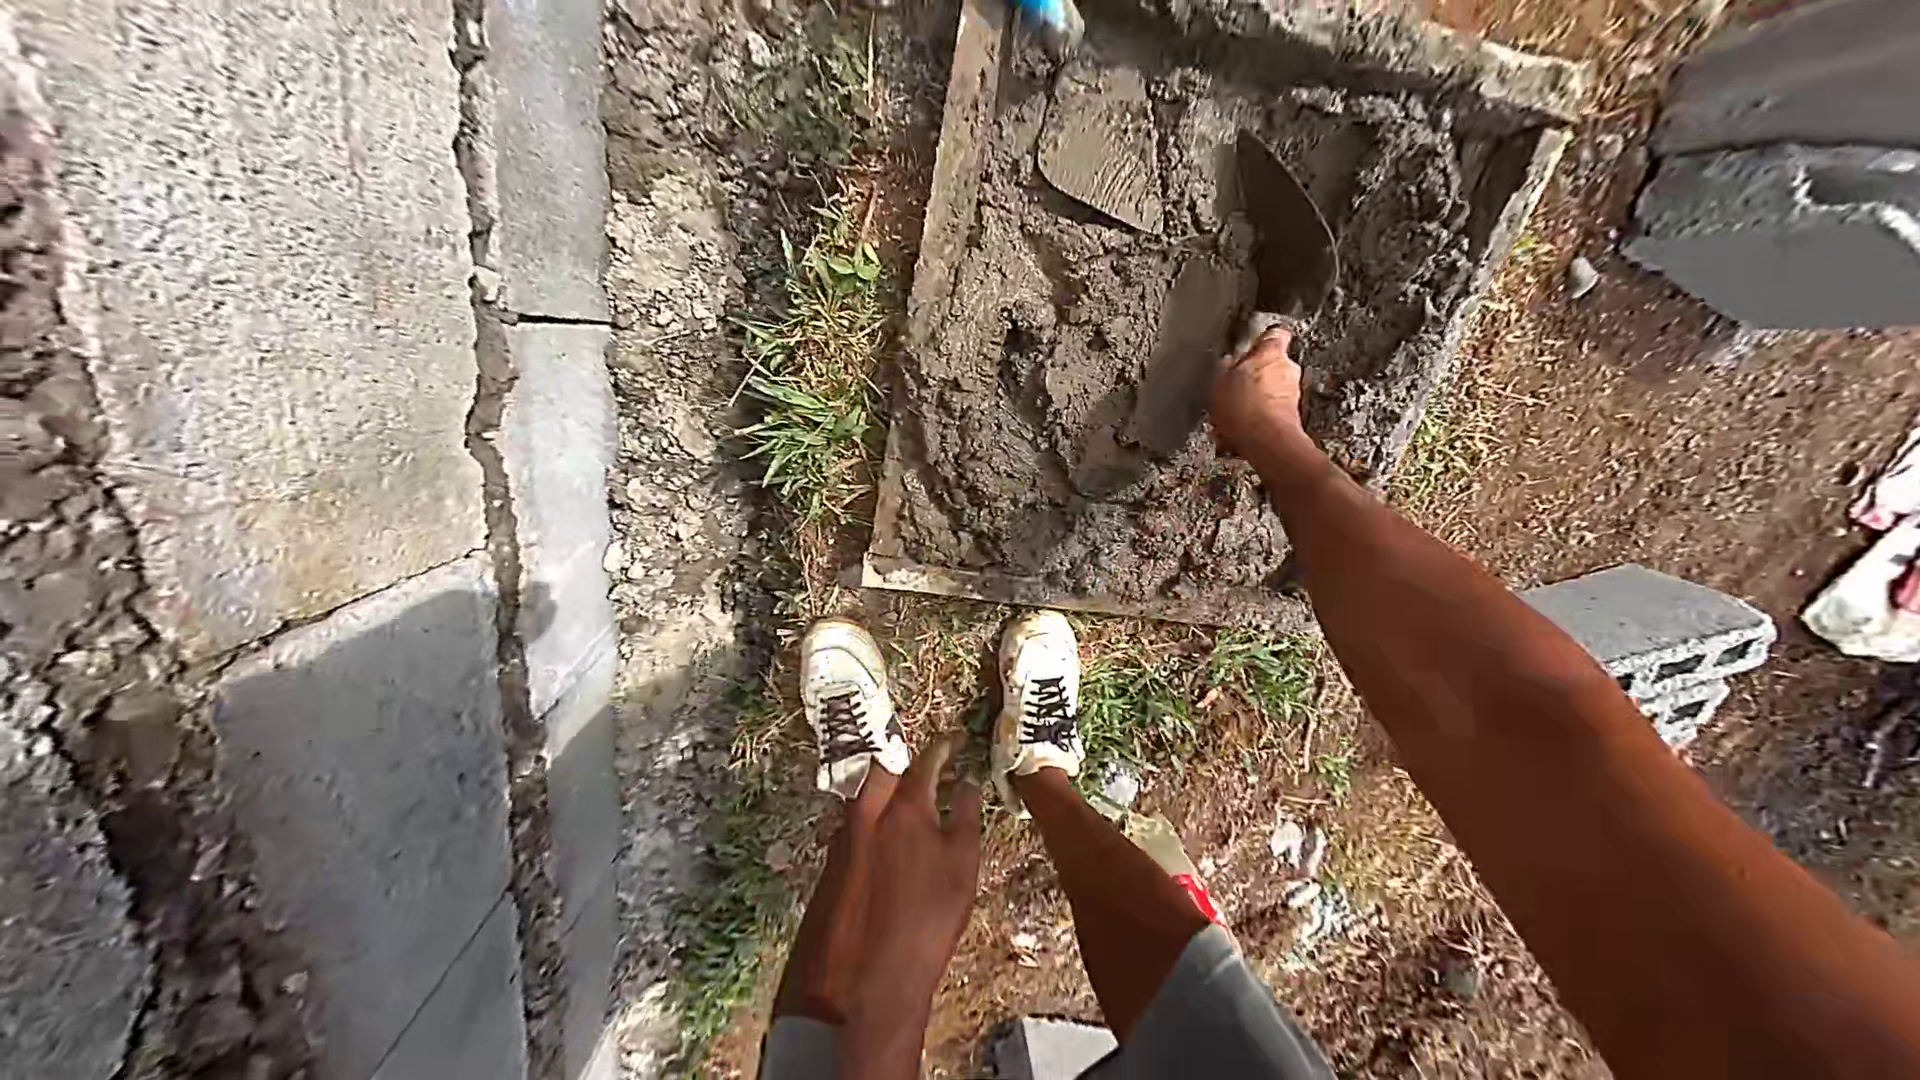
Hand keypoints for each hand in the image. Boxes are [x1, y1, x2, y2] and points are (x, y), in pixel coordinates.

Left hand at [841, 738, 980, 1078]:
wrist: (857, 984)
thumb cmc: (923, 922)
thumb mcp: (960, 868)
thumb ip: (964, 817)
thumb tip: (968, 781)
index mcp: (903, 805)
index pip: (925, 760)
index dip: (943, 746)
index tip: (954, 739)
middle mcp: (867, 809)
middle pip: (886, 767)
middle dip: (907, 760)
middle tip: (930, 766)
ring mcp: (843, 834)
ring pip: (868, 794)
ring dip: (890, 788)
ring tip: (914, 799)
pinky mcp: (830, 860)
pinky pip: (856, 821)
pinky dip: (875, 816)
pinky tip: (890, 837)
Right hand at [1210, 323, 1307, 458]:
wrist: (1265, 441)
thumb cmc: (1246, 408)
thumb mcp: (1219, 381)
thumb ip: (1225, 367)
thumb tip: (1225, 363)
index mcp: (1272, 353)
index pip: (1274, 334)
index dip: (1261, 340)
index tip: (1249, 347)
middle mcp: (1288, 370)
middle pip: (1270, 366)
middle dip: (1252, 377)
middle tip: (1230, 388)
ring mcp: (1292, 394)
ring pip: (1269, 391)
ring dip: (1253, 400)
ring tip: (1230, 415)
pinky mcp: (1289, 417)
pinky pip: (1269, 413)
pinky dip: (1255, 419)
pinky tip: (1236, 431)